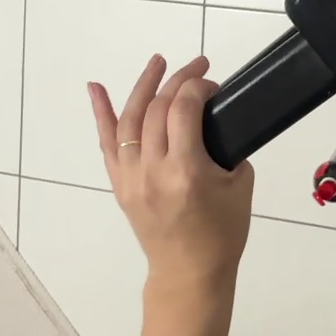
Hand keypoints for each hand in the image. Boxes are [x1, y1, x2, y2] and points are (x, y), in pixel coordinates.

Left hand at [90, 55, 254, 302]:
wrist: (189, 273)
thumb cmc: (222, 233)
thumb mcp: (240, 185)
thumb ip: (228, 148)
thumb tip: (214, 121)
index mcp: (187, 170)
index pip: (184, 109)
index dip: (198, 87)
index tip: (214, 86)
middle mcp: (153, 169)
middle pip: (158, 108)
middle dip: (179, 80)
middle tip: (199, 67)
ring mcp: (131, 176)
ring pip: (131, 118)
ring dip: (145, 85)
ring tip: (159, 61)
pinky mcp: (119, 184)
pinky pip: (107, 143)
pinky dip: (101, 112)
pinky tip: (95, 87)